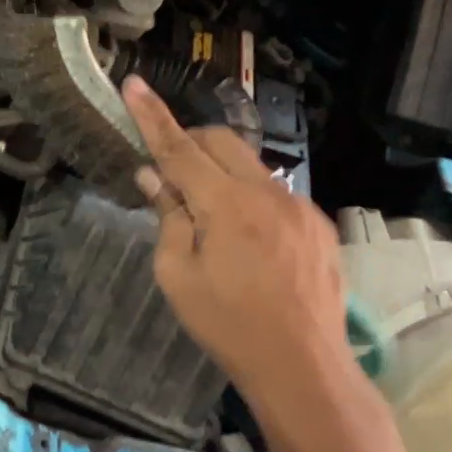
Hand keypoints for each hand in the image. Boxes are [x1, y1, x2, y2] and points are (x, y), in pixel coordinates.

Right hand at [123, 77, 353, 396]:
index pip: (178, 148)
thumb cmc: (228, 325)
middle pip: (219, 140)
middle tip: (169, 172)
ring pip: (248, 163)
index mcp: (226, 206)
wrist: (305, 369)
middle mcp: (267, 194)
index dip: (151, 115)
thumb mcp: (177, 275)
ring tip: (208, 215)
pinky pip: (273, 190)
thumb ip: (166, 217)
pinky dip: (247, 195)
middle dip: (189, 142)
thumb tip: (155, 176)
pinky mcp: (318, 224)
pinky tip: (245, 237)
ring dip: (219, 170)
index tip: (132, 83)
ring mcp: (299, 207)